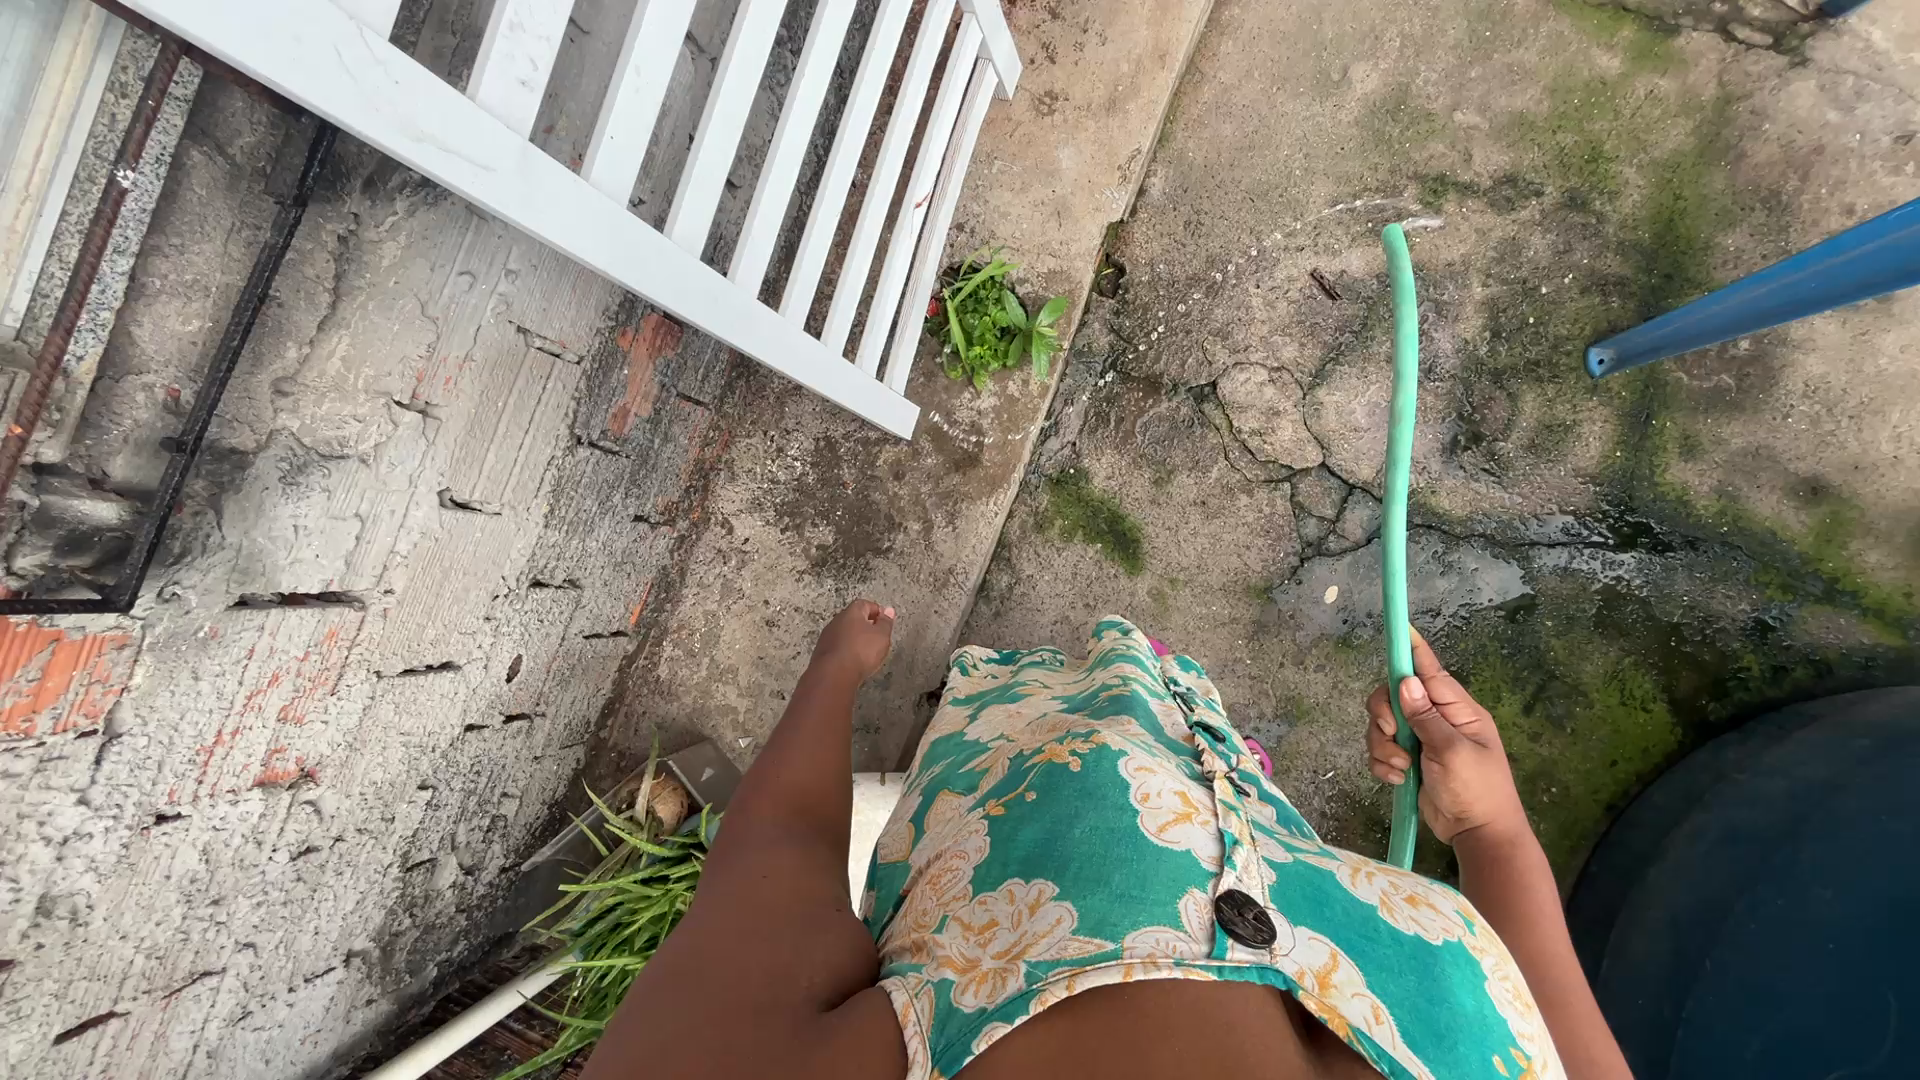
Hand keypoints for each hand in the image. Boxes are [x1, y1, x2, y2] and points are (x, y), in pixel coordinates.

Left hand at [809, 599, 895, 683]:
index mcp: (852, 612)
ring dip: (854, 638)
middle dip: (865, 625)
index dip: (877, 611)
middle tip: (877, 637)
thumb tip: (889, 610)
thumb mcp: (882, 636)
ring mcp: (827, 636)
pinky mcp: (821, 652)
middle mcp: (837, 620)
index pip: (866, 604)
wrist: (834, 674)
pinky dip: (846, 650)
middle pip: (853, 618)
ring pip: (844, 633)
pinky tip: (852, 661)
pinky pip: (838, 646)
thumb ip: (886, 622)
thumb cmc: (861, 651)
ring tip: (866, 651)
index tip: (884, 622)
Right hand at [1365, 629, 1528, 845]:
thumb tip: (1405, 683)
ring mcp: (1420, 740)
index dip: (1413, 653)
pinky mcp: (1407, 761)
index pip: (1430, 673)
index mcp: (1458, 712)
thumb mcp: (1453, 752)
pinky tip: (1398, 780)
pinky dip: (1383, 765)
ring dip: (1383, 747)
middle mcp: (1437, 720)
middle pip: (1392, 697)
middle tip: (1392, 735)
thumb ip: (1426, 718)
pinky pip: (1380, 750)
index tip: (1400, 631)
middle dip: (1384, 716)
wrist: (1478, 835)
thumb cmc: (1478, 791)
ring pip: (1381, 725)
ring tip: (1401, 769)